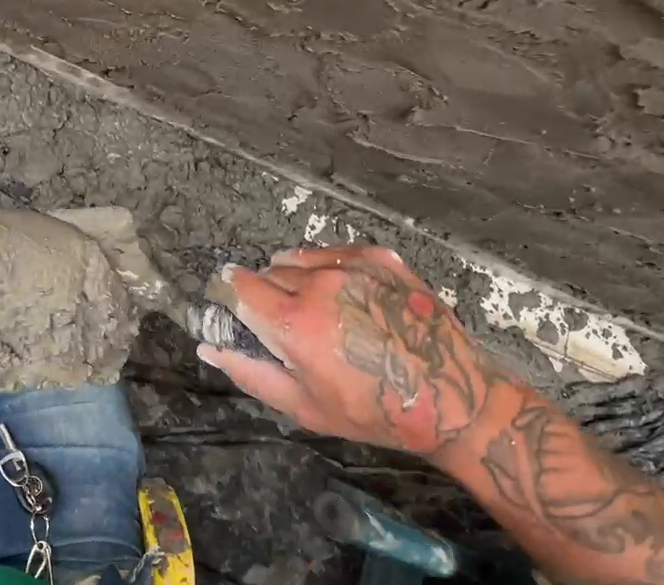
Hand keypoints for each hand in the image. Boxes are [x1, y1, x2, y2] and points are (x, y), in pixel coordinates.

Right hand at [199, 246, 504, 463]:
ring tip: (320, 309)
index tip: (234, 304)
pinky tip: (346, 295)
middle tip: (289, 324)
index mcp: (294, 322)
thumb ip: (250, 373)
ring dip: (295, 277)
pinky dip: (326, 267)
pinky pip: (331, 251)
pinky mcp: (378, 257)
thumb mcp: (306, 407)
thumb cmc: (374, 412)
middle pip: (267, 271)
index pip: (238, 285)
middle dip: (266, 293)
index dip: (231, 294)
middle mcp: (318, 283)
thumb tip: (208, 347)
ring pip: (297, 258)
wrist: (455, 398)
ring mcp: (351, 265)